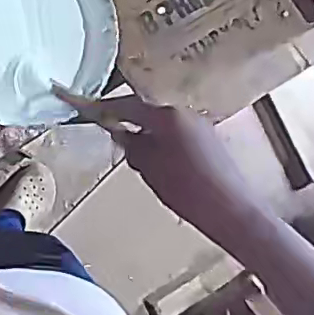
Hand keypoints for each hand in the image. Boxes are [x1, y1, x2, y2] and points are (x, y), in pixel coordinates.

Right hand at [91, 95, 282, 252]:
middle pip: (144, 109)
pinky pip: (174, 132)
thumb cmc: (185, 187)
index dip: (102, 107)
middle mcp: (183, 113)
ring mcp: (198, 125)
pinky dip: (159, 139)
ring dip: (143, 130)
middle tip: (105, 129)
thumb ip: (128, 143)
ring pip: (160, 122)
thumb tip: (118, 131)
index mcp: (166, 115)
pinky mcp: (207, 139)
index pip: (125, 104)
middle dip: (124, 118)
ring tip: (131, 150)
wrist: (230, 210)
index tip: (83, 107)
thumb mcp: (146, 165)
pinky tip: (154, 157)